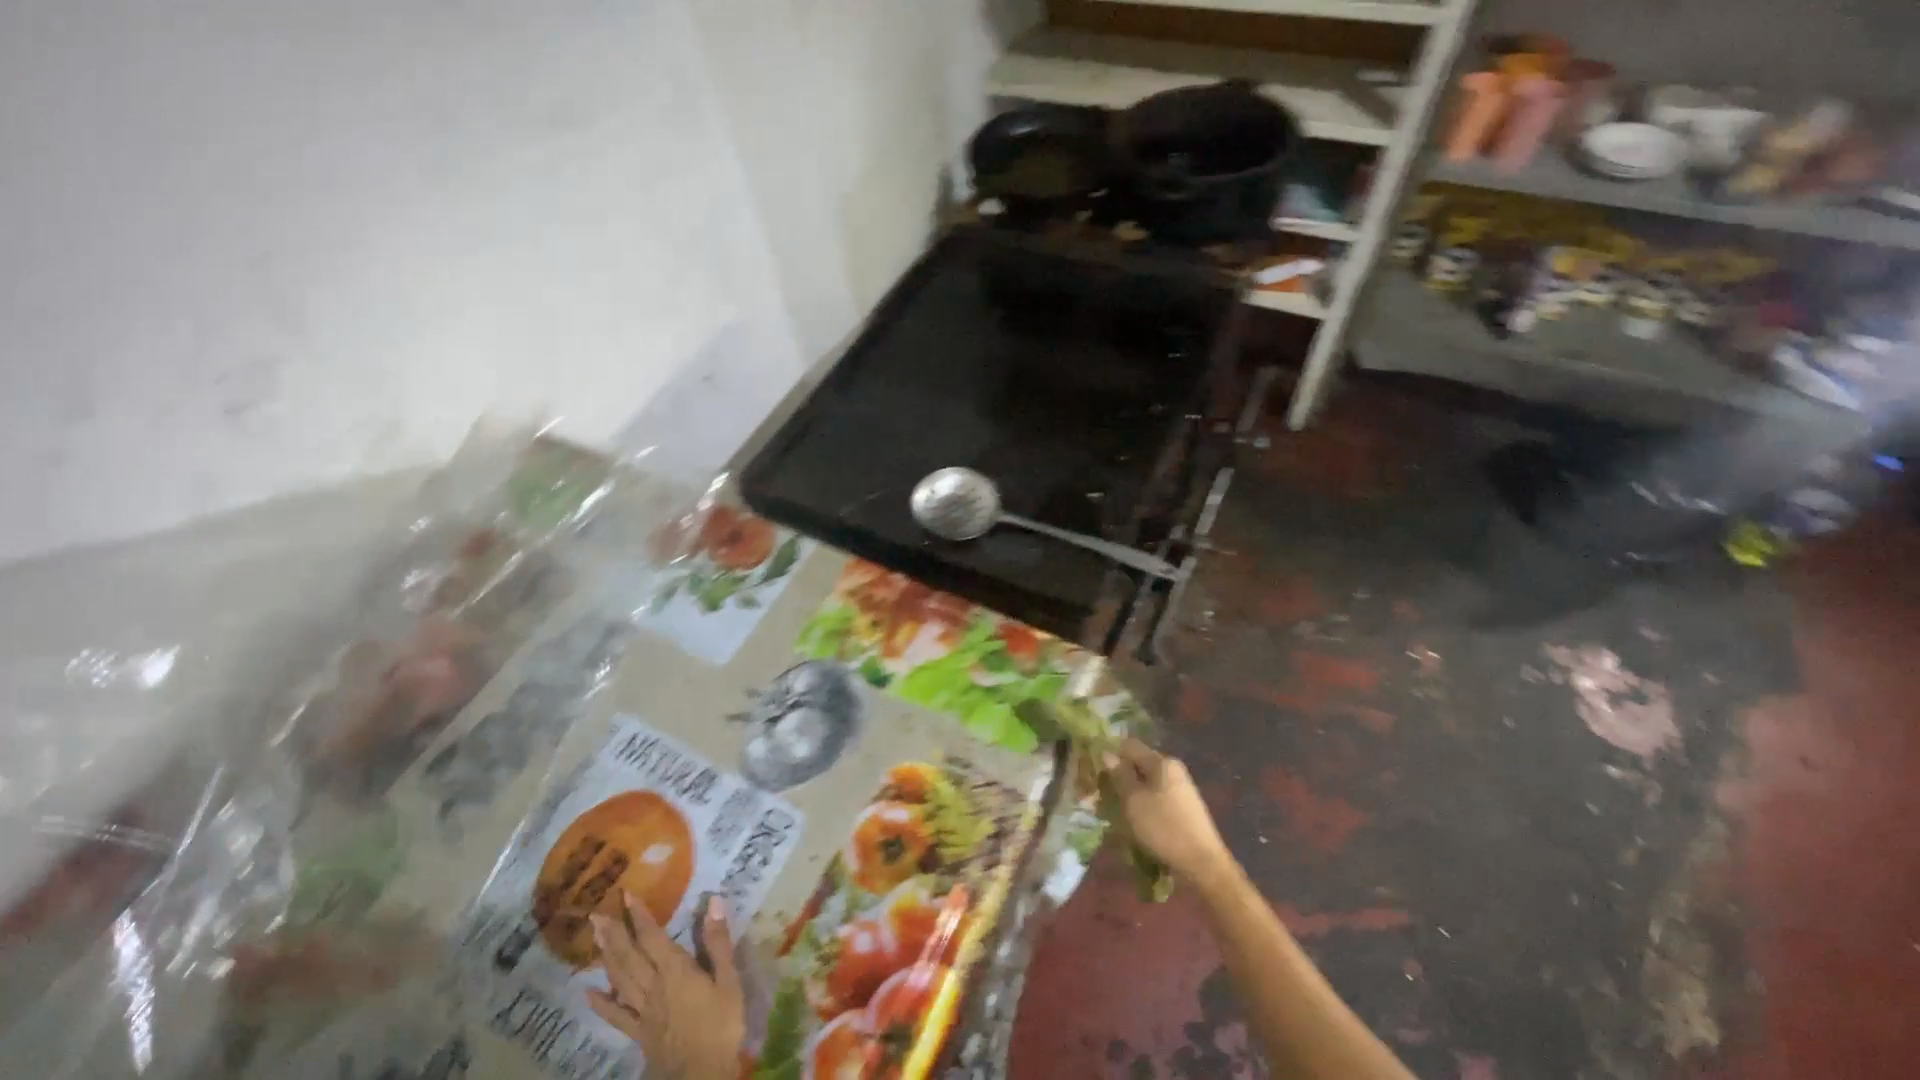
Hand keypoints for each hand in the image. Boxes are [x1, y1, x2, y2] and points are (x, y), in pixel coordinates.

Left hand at [589, 893, 744, 1079]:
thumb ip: (718, 942)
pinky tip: (588, 993)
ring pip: (620, 979)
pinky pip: (616, 1015)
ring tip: (594, 939)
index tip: (626, 895)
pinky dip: (601, 1003)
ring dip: (606, 957)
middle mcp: (653, 985)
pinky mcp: (639, 1032)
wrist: (698, 1074)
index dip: (639, 916)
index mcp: (675, 970)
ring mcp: (642, 1010)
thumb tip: (713, 901)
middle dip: (614, 933)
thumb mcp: (728, 981)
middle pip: (629, 955)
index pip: (652, 937)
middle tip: (596, 912)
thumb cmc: (720, 1025)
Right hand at [1104, 738, 1235, 886]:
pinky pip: (1155, 799)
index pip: (1129, 746)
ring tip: (1111, 812)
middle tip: (1098, 795)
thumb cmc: (1163, 827)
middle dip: (1118, 778)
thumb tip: (1108, 754)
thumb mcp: (1134, 800)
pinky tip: (1131, 822)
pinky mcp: (1182, 809)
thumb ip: (1120, 776)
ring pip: (1146, 784)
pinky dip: (1141, 806)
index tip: (1092, 769)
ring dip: (1128, 795)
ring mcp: (1180, 790)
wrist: (1201, 863)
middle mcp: (1173, 770)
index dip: (1110, 754)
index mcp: (1162, 762)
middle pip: (1138, 765)